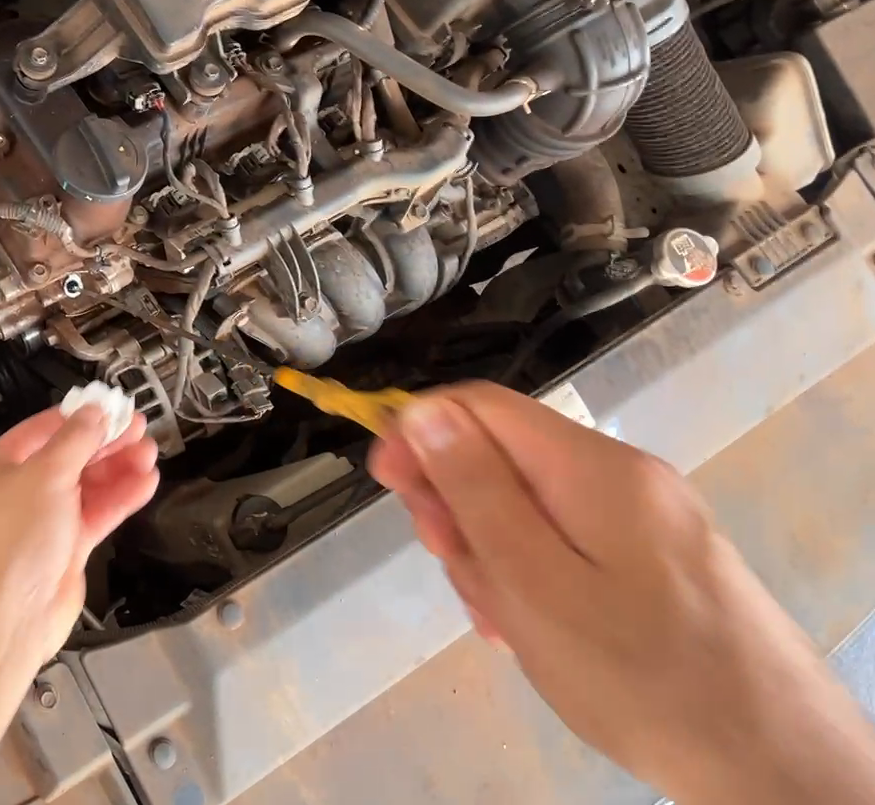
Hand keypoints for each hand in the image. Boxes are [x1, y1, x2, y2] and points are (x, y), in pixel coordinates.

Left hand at [0, 405, 159, 668]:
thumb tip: (94, 413)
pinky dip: (121, 497)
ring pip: (88, 484)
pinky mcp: (67, 546)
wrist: (9, 613)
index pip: (44, 428)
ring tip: (150, 452)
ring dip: (118, 467)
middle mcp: (21, 487)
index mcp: (2, 463)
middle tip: (139, 428)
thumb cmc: (13, 539)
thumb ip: (75, 441)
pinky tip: (145, 482)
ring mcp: (45, 518)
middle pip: (70, 455)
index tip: (112, 406)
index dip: (80, 416)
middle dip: (105, 441)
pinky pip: (97, 513)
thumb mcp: (45, 475)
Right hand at [370, 381, 874, 803]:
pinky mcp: (654, 558)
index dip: (416, 430)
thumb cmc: (637, 675)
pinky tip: (525, 623)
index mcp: (592, 469)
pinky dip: (526, 571)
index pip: (477, 404)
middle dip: (454, 503)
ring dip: (487, 549)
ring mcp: (644, 519)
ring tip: (497, 614)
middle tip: (450, 564)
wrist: (783, 777)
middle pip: (496, 454)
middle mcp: (622, 477)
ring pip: (521, 503)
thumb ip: (474, 486)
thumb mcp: (530, 578)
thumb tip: (422, 409)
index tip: (387, 484)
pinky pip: (560, 541)